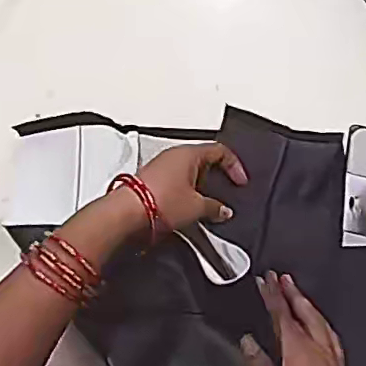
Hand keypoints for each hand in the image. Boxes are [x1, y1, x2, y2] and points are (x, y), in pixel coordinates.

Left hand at [131, 142, 247, 232]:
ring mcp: (160, 167)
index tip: (239, 181)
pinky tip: (187, 207)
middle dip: (216, 176)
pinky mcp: (150, 180)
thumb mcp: (197, 207)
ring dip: (200, 185)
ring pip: (188, 171)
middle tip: (224, 191)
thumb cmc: (157, 201)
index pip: (220, 150)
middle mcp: (173, 155)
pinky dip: (185, 191)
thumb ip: (215, 207)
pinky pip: (175, 181)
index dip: (234, 165)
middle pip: (203, 160)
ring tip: (204, 204)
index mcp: (188, 153)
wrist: (125, 214)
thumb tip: (222, 210)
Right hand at [242, 273, 365, 365]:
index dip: (273, 299)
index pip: (285, 321)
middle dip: (291, 294)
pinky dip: (318, 321)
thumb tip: (251, 345)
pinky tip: (314, 324)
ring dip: (306, 304)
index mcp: (304, 364)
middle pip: (307, 316)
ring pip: (321, 324)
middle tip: (277, 277)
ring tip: (293, 291)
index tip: (264, 281)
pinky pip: (329, 337)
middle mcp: (323, 360)